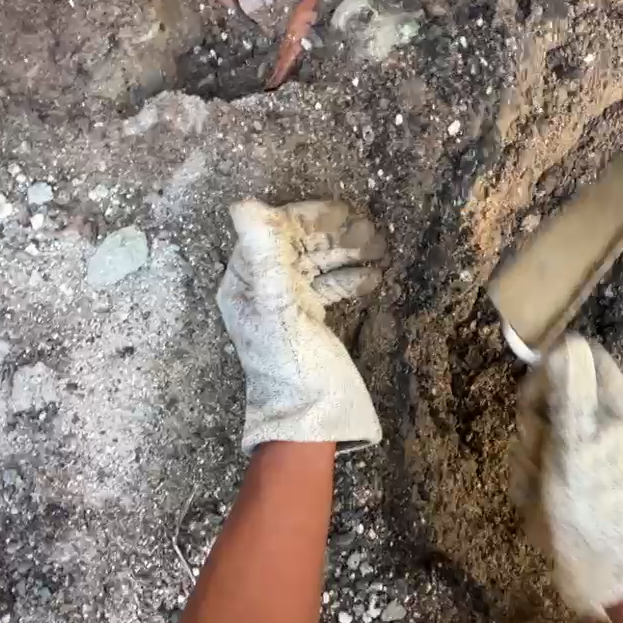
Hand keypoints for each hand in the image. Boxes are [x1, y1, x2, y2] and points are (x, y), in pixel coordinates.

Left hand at [217, 199, 385, 452]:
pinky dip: (349, 280)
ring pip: (317, 267)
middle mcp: (263, 290)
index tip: (344, 211)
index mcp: (248, 283)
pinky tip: (373, 277)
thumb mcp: (279, 305)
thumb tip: (242, 205)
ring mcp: (286, 306)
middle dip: (335, 237)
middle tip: (372, 232)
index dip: (307, 218)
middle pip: (299, 247)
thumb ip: (265, 255)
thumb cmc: (293, 364)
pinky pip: (328, 289)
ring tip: (380, 249)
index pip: (274, 234)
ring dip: (348, 255)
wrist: (311, 417)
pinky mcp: (307, 321)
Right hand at [514, 334, 622, 617]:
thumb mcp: (575, 436)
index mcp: (620, 405)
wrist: (607, 570)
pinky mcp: (584, 478)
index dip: (551, 372)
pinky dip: (537, 478)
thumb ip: (570, 385)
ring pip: (547, 431)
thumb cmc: (591, 500)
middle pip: (558, 395)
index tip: (534, 401)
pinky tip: (538, 499)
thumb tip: (568, 341)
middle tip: (537, 451)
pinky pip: (550, 461)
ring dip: (532, 456)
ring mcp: (599, 452)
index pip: (584, 358)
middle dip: (536, 424)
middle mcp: (612, 423)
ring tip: (539, 486)